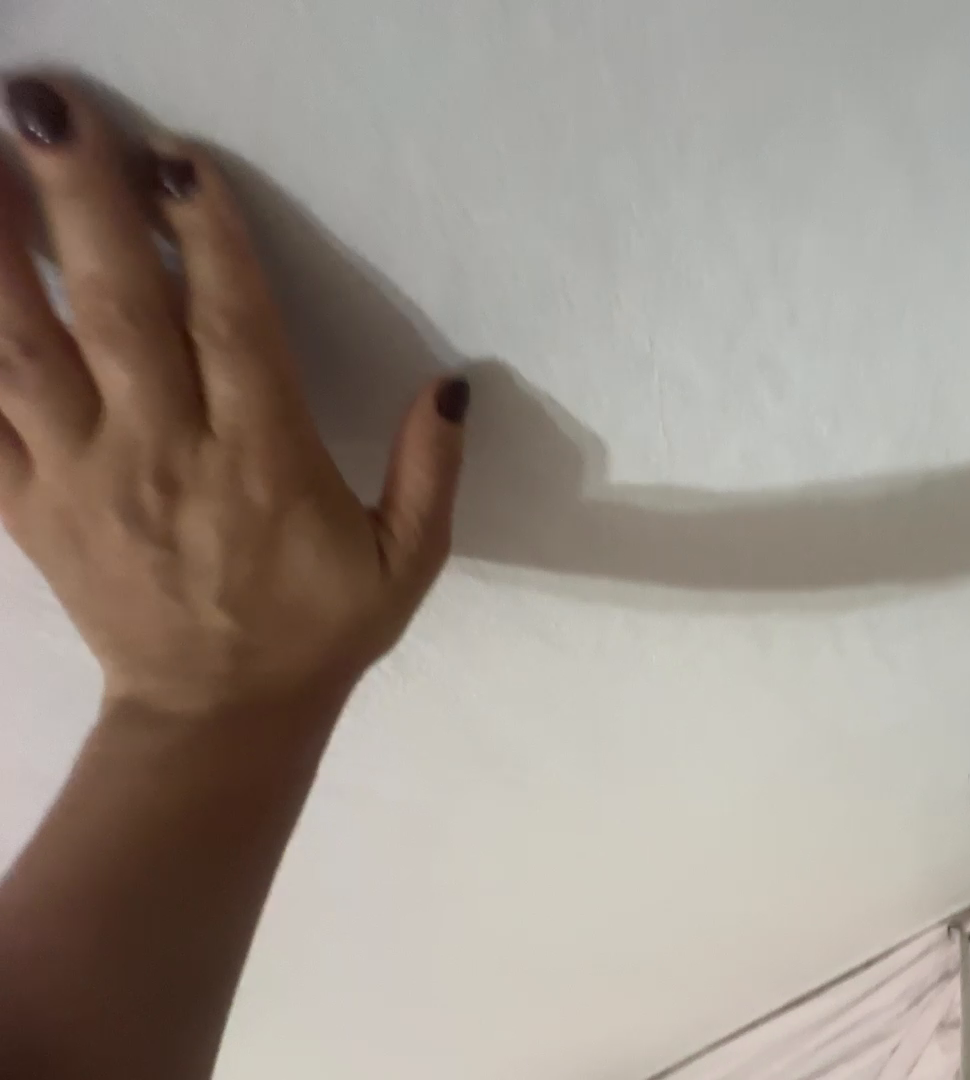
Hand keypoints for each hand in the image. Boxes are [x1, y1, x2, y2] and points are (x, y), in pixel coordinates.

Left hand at [0, 75, 465, 718]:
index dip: (210, 245)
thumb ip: (430, 471)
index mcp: (266, 465)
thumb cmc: (331, 622)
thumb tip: (449, 386)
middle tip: (53, 108)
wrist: (221, 705)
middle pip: (114, 311)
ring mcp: (78, 473)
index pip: (234, 333)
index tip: (184, 166)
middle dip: (79, 204)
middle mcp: (164, 452)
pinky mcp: (22, 498)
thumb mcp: (414, 556)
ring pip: (14, 341)